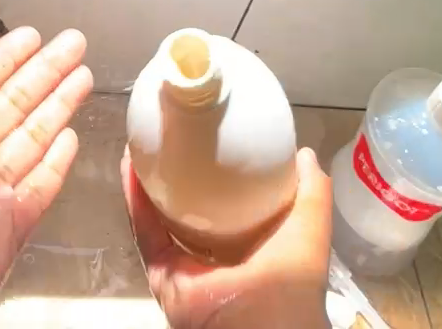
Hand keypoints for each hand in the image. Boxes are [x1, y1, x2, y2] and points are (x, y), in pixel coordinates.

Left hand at [0, 27, 92, 328]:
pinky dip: (55, 166)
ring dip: (58, 107)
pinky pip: (36, 191)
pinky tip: (72, 138)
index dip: (3, 60)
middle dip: (44, 73)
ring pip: (30, 139)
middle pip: (11, 105)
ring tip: (83, 75)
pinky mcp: (1, 236)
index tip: (31, 35)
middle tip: (74, 42)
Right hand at [123, 144, 332, 328]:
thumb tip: (303, 152)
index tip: (210, 132)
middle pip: (187, 207)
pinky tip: (130, 166)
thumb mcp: (308, 230)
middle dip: (176, 173)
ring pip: (159, 216)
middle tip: (169, 133)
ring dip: (147, 181)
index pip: (228, 201)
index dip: (218, 169)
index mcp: (248, 246)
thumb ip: (311, 192)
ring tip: (141, 142)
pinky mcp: (162, 275)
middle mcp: (213, 255)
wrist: (262, 327)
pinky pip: (145, 232)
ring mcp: (185, 266)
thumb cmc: (291, 280)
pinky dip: (135, 200)